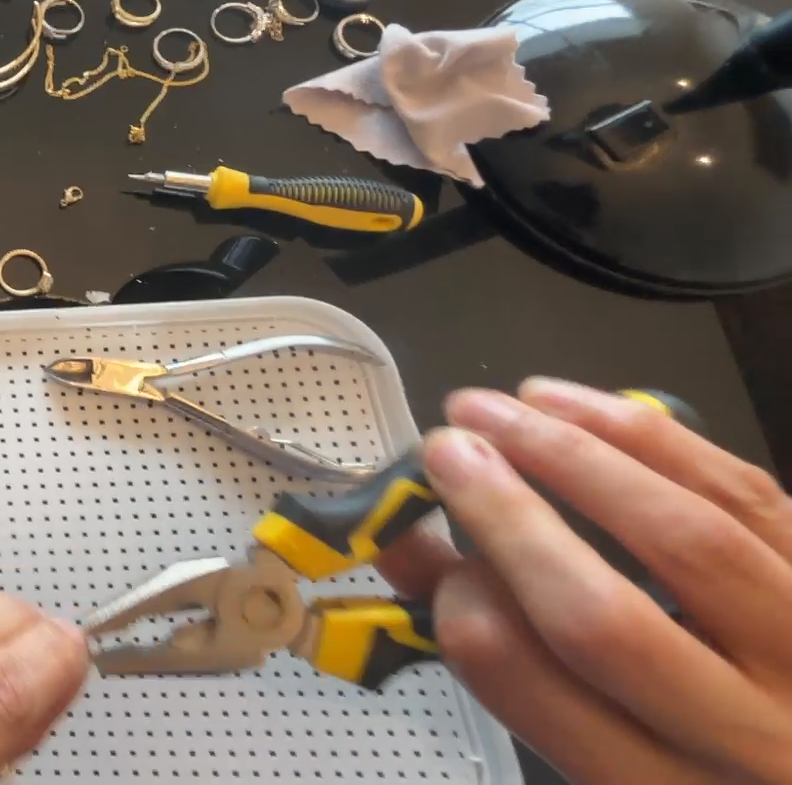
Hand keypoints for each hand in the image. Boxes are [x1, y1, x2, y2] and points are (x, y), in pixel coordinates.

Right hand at [375, 379, 791, 783]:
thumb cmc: (675, 742)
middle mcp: (752, 744)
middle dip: (503, 512)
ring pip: (689, 537)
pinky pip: (748, 492)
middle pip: (602, 616)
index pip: (518, 672)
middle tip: (446, 444)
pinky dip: (643, 433)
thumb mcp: (578, 731)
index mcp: (652, 782)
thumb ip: (476, 635)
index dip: (451, 592)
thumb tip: (396, 535)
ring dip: (568, 450)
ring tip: (489, 406)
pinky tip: (564, 402)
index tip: (423, 536)